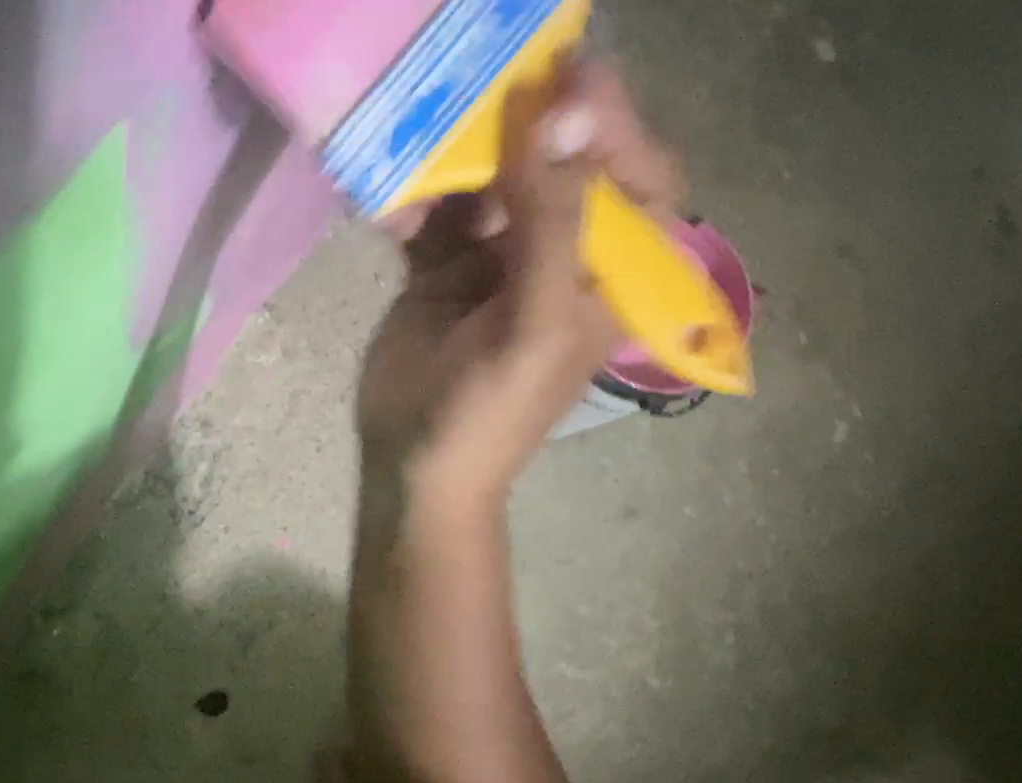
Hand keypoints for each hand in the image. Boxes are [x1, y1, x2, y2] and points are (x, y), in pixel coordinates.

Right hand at [356, 61, 684, 507]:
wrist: (415, 470)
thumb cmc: (490, 413)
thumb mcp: (537, 323)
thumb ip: (554, 221)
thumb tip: (564, 112)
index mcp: (607, 272)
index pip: (631, 175)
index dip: (610, 121)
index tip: (568, 73)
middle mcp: (559, 253)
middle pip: (558, 163)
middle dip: (526, 123)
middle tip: (485, 80)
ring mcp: (496, 259)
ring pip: (490, 180)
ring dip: (459, 156)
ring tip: (423, 132)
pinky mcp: (441, 269)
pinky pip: (434, 216)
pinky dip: (411, 203)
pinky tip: (390, 208)